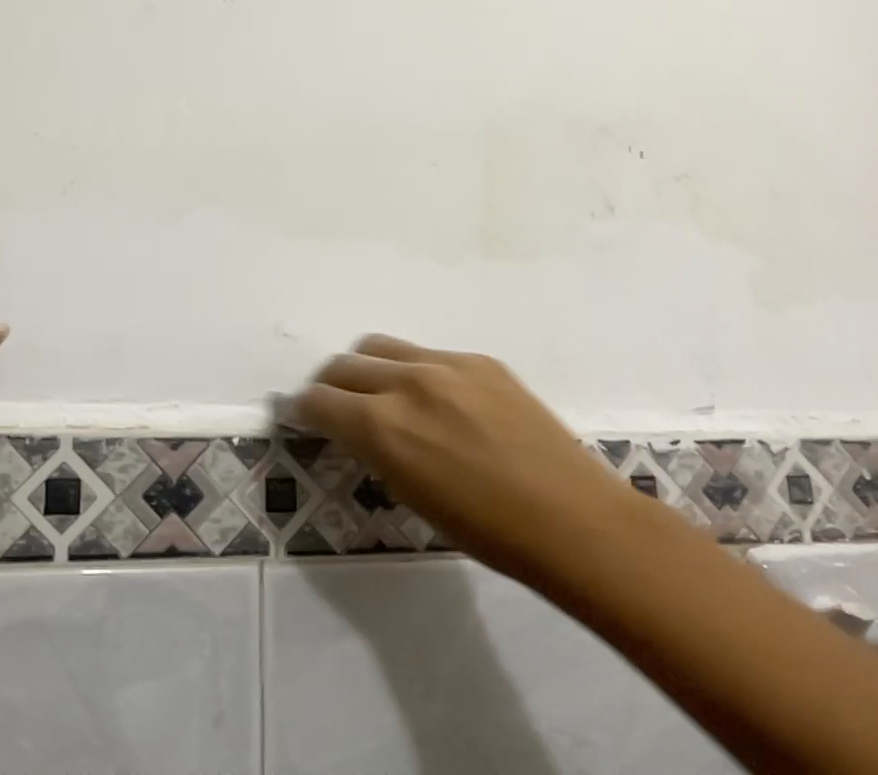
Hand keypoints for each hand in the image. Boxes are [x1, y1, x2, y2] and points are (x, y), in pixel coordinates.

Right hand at [293, 334, 633, 582]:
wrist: (573, 520)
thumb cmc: (484, 529)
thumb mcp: (407, 492)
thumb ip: (373, 448)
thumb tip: (355, 429)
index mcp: (381, 424)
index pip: (317, 399)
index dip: (304, 411)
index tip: (308, 420)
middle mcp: (406, 382)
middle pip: (343, 364)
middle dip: (330, 386)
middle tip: (338, 408)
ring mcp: (447, 365)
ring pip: (381, 346)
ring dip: (367, 368)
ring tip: (382, 395)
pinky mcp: (481, 361)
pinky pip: (428, 354)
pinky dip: (414, 371)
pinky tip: (438, 402)